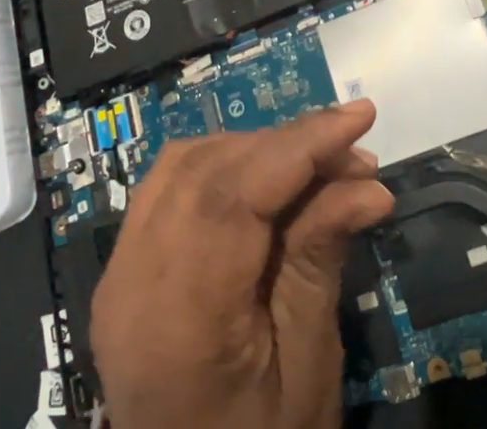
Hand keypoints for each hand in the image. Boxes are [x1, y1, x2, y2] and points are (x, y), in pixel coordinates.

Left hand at [92, 100, 394, 428]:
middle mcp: (131, 281)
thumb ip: (319, 263)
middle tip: (356, 156)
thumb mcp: (306, 368)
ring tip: (320, 166)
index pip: (232, 194)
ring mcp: (118, 272)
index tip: (360, 117)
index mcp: (178, 318)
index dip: (300, 144)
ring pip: (182, 166)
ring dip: (255, 150)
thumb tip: (367, 184)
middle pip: (205, 169)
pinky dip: (223, 167)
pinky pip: (168, 188)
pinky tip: (269, 180)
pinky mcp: (123, 268)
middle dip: (287, 143)